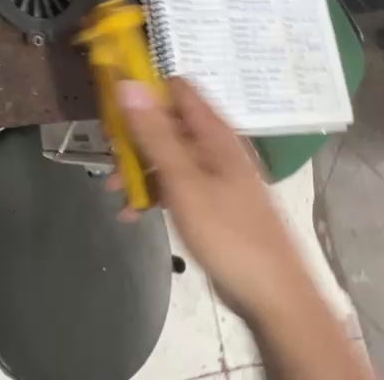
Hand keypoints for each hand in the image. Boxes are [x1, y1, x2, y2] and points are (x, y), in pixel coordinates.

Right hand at [113, 78, 315, 321]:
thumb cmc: (229, 235)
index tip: (111, 100)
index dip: (143, 86)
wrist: (275, 299)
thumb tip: (127, 82)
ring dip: (138, 166)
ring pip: (167, 154)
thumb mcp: (183, 181)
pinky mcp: (213, 202)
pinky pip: (175, 182)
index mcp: (214, 134)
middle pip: (166, 121)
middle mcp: (215, 147)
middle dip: (133, 133)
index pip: (175, 88)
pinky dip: (153, 191)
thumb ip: (153, 132)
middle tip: (108, 152)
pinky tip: (133, 211)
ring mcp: (215, 175)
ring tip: (113, 188)